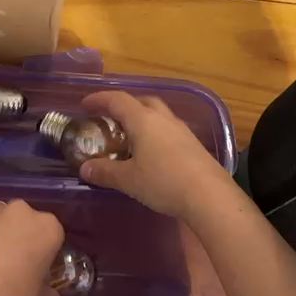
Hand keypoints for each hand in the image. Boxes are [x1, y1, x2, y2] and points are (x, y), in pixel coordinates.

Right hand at [76, 91, 233, 219]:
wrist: (210, 196)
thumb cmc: (164, 182)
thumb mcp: (129, 180)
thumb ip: (105, 172)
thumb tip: (85, 169)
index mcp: (144, 120)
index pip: (118, 100)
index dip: (100, 99)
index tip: (86, 104)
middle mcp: (164, 119)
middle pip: (143, 102)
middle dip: (125, 106)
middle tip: (111, 119)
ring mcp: (182, 131)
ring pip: (159, 116)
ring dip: (143, 120)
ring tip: (131, 137)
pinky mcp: (194, 145)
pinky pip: (169, 131)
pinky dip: (156, 135)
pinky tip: (153, 153)